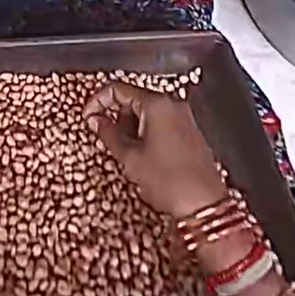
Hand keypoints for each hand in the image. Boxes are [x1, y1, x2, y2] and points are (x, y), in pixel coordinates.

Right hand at [85, 81, 226, 218]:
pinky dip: (147, 133)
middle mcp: (172, 104)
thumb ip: (108, 133)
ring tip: (130, 154)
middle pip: (134, 99)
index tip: (89, 117)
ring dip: (132, 127)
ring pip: (147, 112)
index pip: (118, 89)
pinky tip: (146, 157)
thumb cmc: (168, 180)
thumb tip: (95, 119)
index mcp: (156, 104)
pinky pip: (161, 122)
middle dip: (118, 118)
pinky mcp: (190, 132)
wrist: (206, 206)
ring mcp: (184, 117)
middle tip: (111, 141)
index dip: (98, 101)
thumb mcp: (130, 157)